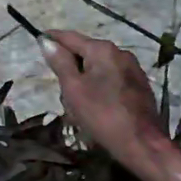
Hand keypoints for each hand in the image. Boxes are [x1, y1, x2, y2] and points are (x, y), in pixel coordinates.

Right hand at [40, 30, 170, 168]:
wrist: (141, 143)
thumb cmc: (102, 114)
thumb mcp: (73, 88)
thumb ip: (60, 62)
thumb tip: (46, 40)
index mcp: (102, 49)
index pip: (70, 37)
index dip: (52, 38)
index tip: (38, 39)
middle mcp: (120, 52)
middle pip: (85, 53)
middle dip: (70, 67)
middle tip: (60, 89)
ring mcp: (132, 68)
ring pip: (98, 67)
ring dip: (83, 80)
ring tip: (77, 104)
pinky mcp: (139, 85)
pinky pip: (111, 78)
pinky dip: (98, 86)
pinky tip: (96, 106)